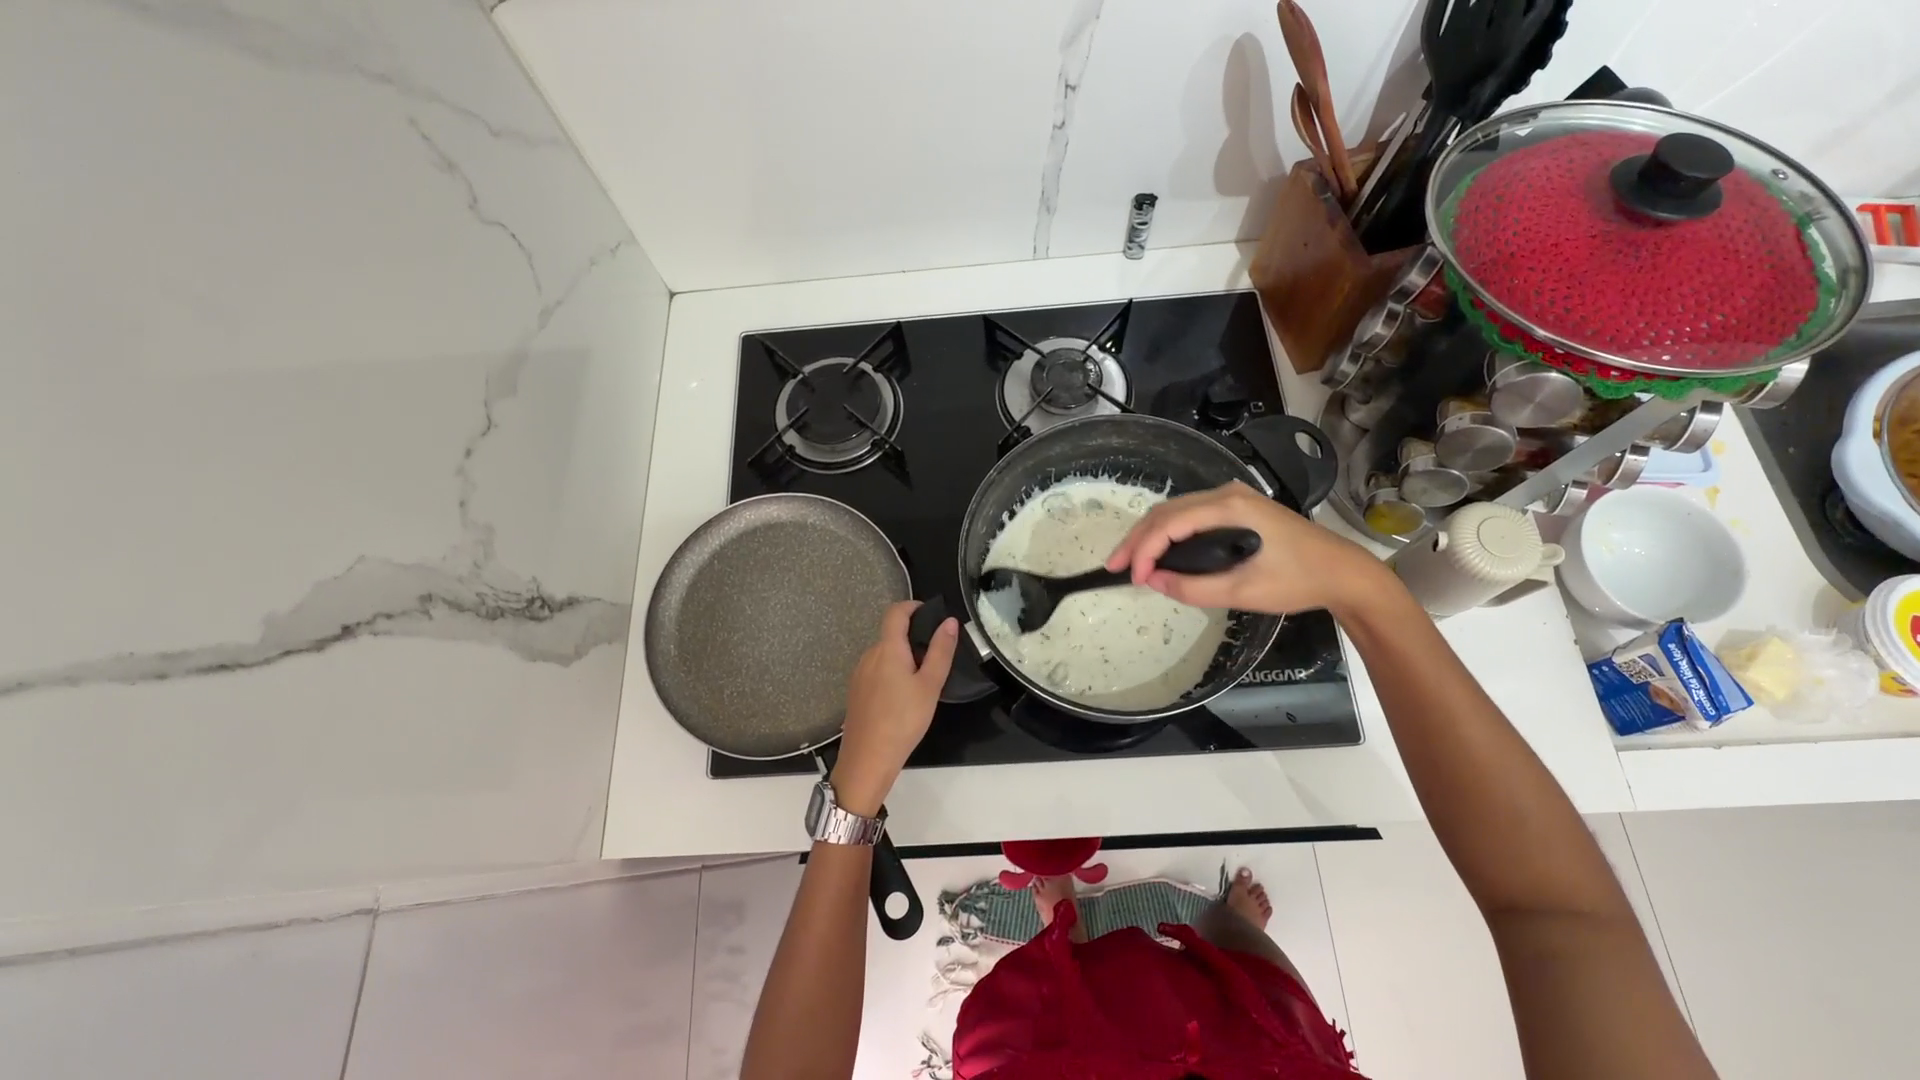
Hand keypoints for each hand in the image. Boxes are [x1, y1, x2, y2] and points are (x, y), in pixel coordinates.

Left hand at [832, 601, 957, 815]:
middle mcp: (869, 655)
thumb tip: (950, 622)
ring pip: (884, 654)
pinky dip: (892, 673)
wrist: (868, 759)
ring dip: (903, 657)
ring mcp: (859, 674)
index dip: (913, 606)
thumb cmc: (903, 720)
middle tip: (936, 657)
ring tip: (923, 682)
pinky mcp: (856, 691)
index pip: (895, 612)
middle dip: (913, 638)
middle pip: (891, 634)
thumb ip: (940, 651)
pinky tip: (903, 698)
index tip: (931, 614)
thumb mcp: (930, 685)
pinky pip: (876, 671)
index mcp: (887, 649)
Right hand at [1105, 481, 1391, 615]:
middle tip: (1115, 567)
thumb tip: (1154, 582)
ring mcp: (1233, 498)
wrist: (1343, 573)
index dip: (1144, 550)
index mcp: (1229, 506)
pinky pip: (1190, 515)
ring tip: (1131, 562)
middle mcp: (1227, 493)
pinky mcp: (1238, 508)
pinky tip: (1159, 552)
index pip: (1170, 523)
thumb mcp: (1244, 592)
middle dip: (1137, 540)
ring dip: (1150, 535)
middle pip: (1166, 511)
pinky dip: (1168, 533)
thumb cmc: (1298, 580)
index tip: (1134, 579)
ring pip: (1175, 511)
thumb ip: (1194, 588)